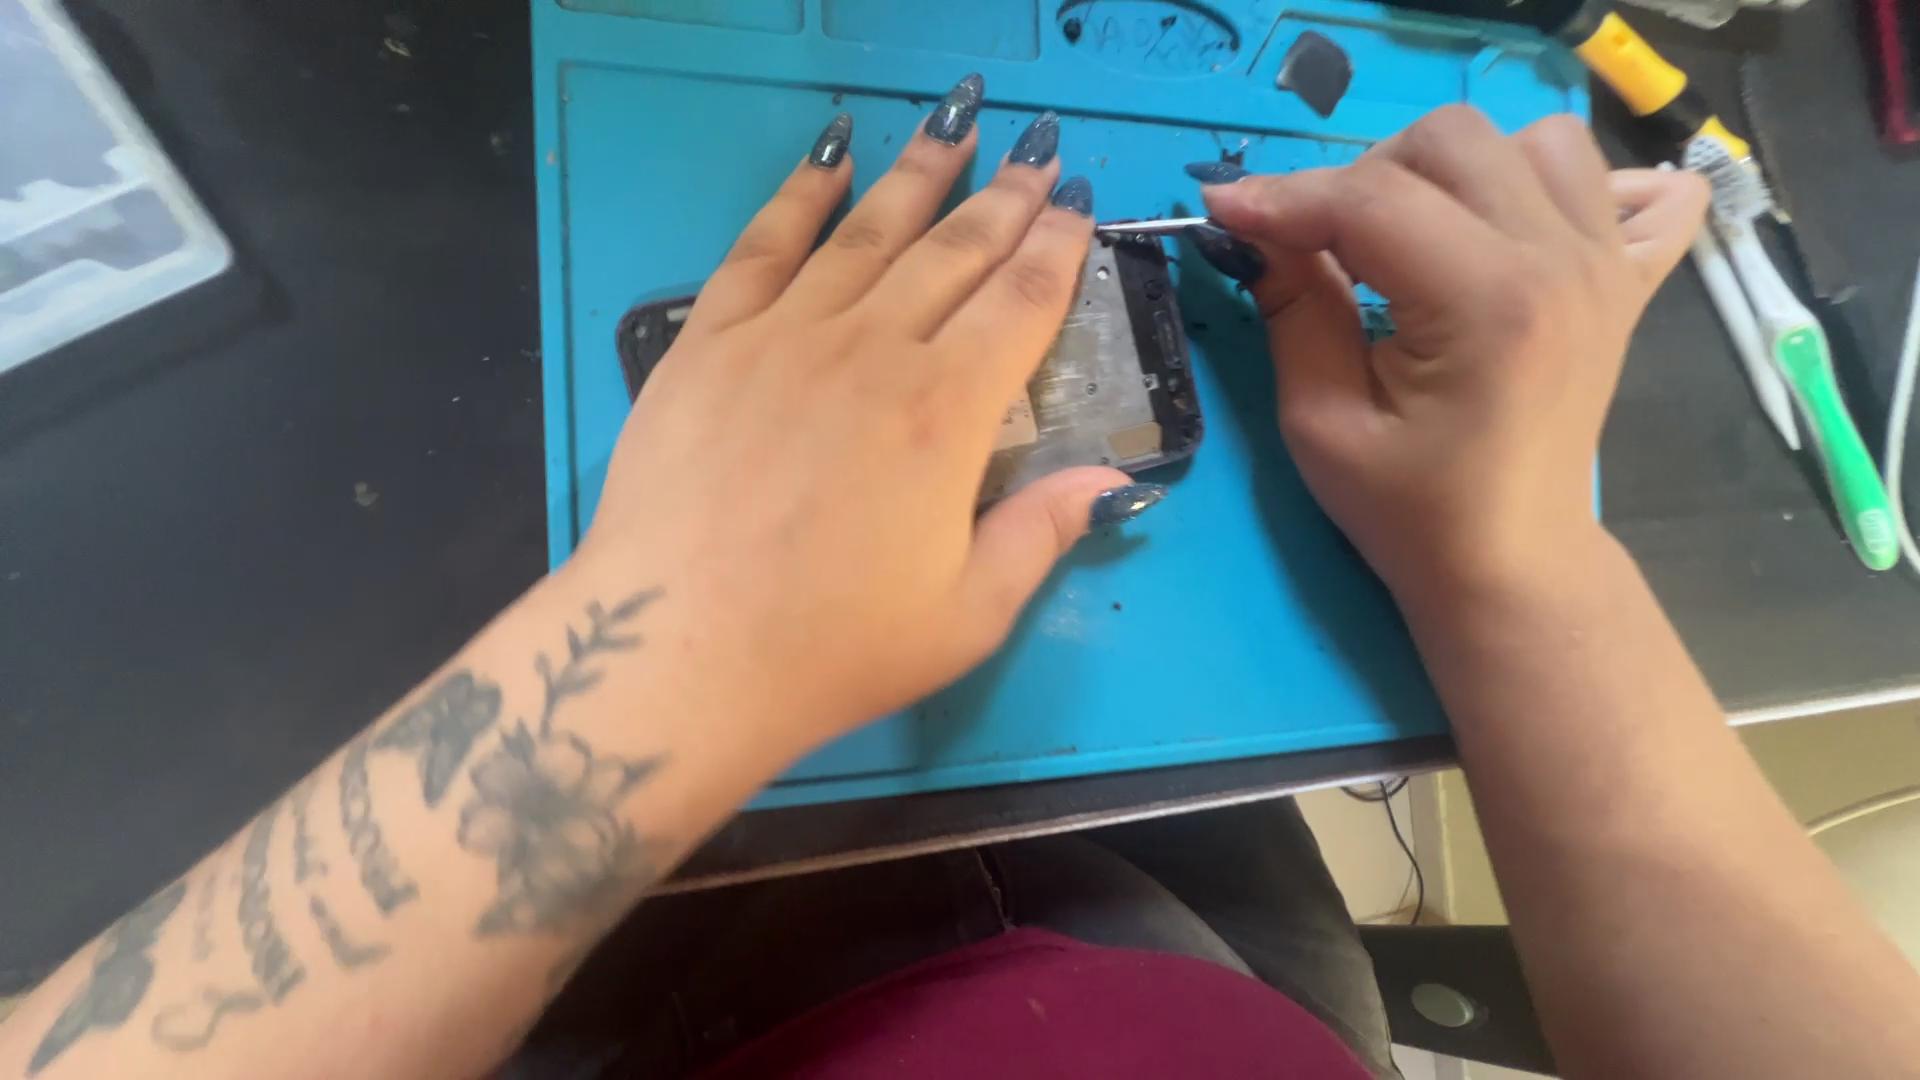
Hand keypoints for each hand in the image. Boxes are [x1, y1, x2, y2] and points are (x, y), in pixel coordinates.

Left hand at [578, 86, 1152, 747]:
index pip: (1022, 305)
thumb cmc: (835, 649)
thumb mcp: (968, 615)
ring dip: (918, 176)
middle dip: (1005, 199)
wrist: (680, 656)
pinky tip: (827, 161)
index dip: (1059, 249)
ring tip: (954, 129)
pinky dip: (798, 198)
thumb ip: (1042, 535)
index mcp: (946, 415)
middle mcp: (872, 353)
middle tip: (1036, 153)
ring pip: (867, 234)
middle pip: (954, 254)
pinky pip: (759, 249)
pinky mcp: (708, 345)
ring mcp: (783, 339)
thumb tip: (1111, 481)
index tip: (1078, 205)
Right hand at [1199, 106, 1706, 601]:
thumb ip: (1293, 312)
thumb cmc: (1403, 506)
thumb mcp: (1319, 420)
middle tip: (1314, 244)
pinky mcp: (1623, 276)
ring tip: (1399, 238)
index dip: (1284, 197)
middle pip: (1449, 141)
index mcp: (1487, 304)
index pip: (1372, 201)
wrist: (1504, 556)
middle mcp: (1562, 258)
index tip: (1221, 209)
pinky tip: (1506, 228)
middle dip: (1356, 179)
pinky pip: (1614, 180)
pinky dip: (1550, 183)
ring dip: (1442, 173)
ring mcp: (1608, 260)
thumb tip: (1258, 234)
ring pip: (1526, 140)